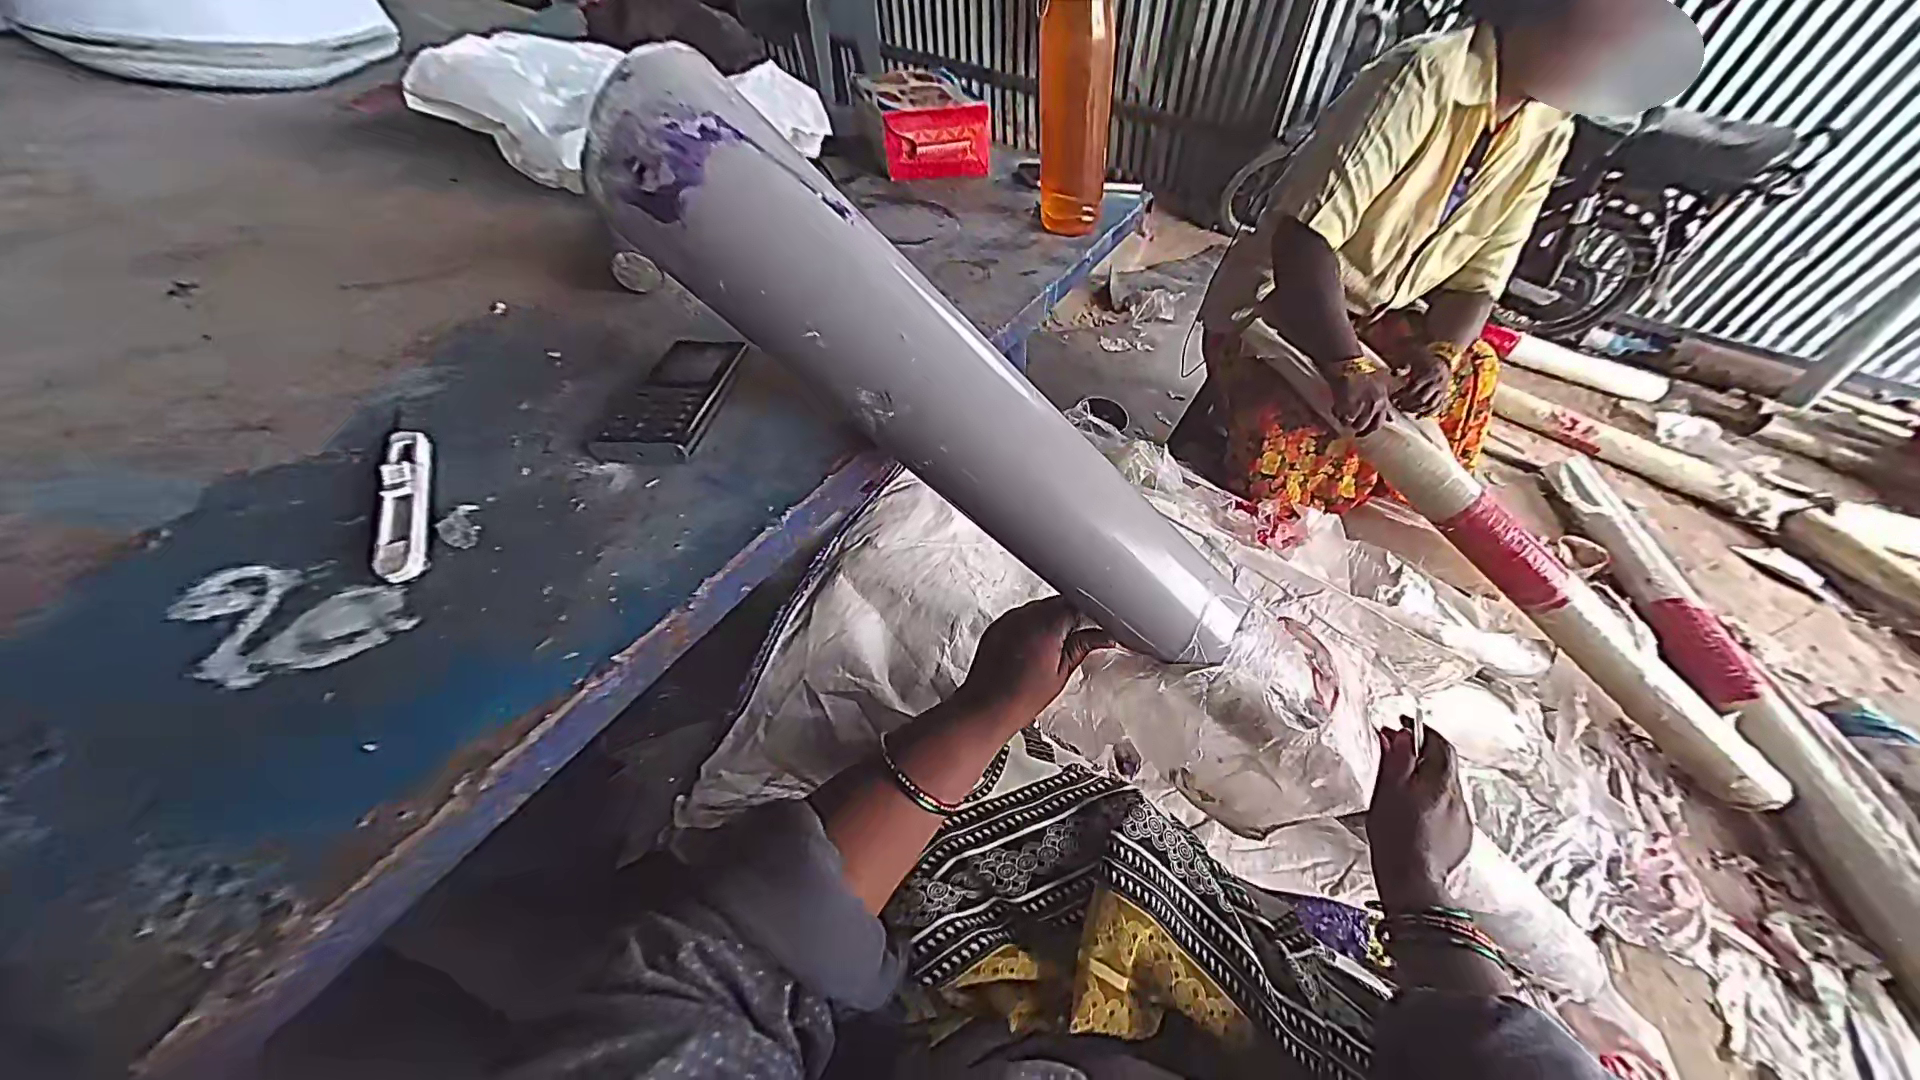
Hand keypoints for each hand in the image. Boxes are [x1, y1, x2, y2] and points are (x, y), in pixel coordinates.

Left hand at [953, 596, 1118, 725]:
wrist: (986, 707)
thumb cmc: (1019, 698)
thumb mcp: (1061, 673)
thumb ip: (1083, 646)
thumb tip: (1101, 637)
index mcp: (1045, 625)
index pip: (1075, 604)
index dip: (1090, 614)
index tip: (1097, 625)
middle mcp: (1024, 617)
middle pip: (1056, 603)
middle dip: (1070, 617)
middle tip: (1078, 638)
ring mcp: (1008, 619)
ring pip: (1038, 609)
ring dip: (1050, 621)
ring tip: (1052, 649)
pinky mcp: (997, 626)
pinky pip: (1020, 617)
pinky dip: (1031, 626)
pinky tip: (1033, 649)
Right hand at [1329, 363, 1392, 435]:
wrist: (1349, 362)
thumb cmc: (1363, 371)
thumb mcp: (1379, 385)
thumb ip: (1379, 400)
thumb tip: (1384, 415)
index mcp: (1383, 400)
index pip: (1379, 422)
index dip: (1370, 430)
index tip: (1362, 433)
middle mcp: (1374, 403)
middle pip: (1364, 425)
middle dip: (1356, 428)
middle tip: (1348, 428)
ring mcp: (1360, 403)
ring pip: (1351, 421)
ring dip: (1345, 421)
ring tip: (1340, 418)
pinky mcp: (1346, 401)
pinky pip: (1340, 414)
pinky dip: (1336, 414)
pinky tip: (1334, 409)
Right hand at [1367, 728, 1471, 912]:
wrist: (1412, 876)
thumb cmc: (1394, 831)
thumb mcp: (1387, 788)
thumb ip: (1396, 758)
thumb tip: (1401, 736)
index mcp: (1440, 782)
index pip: (1440, 744)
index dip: (1422, 730)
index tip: (1404, 724)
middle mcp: (1458, 798)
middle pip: (1444, 765)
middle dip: (1421, 753)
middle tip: (1395, 750)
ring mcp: (1462, 819)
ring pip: (1445, 787)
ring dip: (1426, 778)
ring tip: (1400, 783)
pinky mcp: (1461, 836)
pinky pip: (1448, 808)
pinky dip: (1432, 800)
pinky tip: (1414, 810)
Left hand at [1388, 342, 1451, 417]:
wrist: (1444, 355)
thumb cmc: (1423, 358)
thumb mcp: (1412, 359)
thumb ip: (1403, 367)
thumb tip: (1393, 372)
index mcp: (1429, 373)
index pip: (1414, 387)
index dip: (1402, 395)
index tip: (1392, 398)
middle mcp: (1438, 382)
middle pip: (1421, 398)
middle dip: (1407, 404)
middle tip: (1396, 406)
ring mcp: (1443, 389)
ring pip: (1430, 404)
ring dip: (1416, 410)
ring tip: (1404, 410)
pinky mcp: (1445, 394)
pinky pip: (1438, 406)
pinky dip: (1428, 413)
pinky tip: (1418, 416)